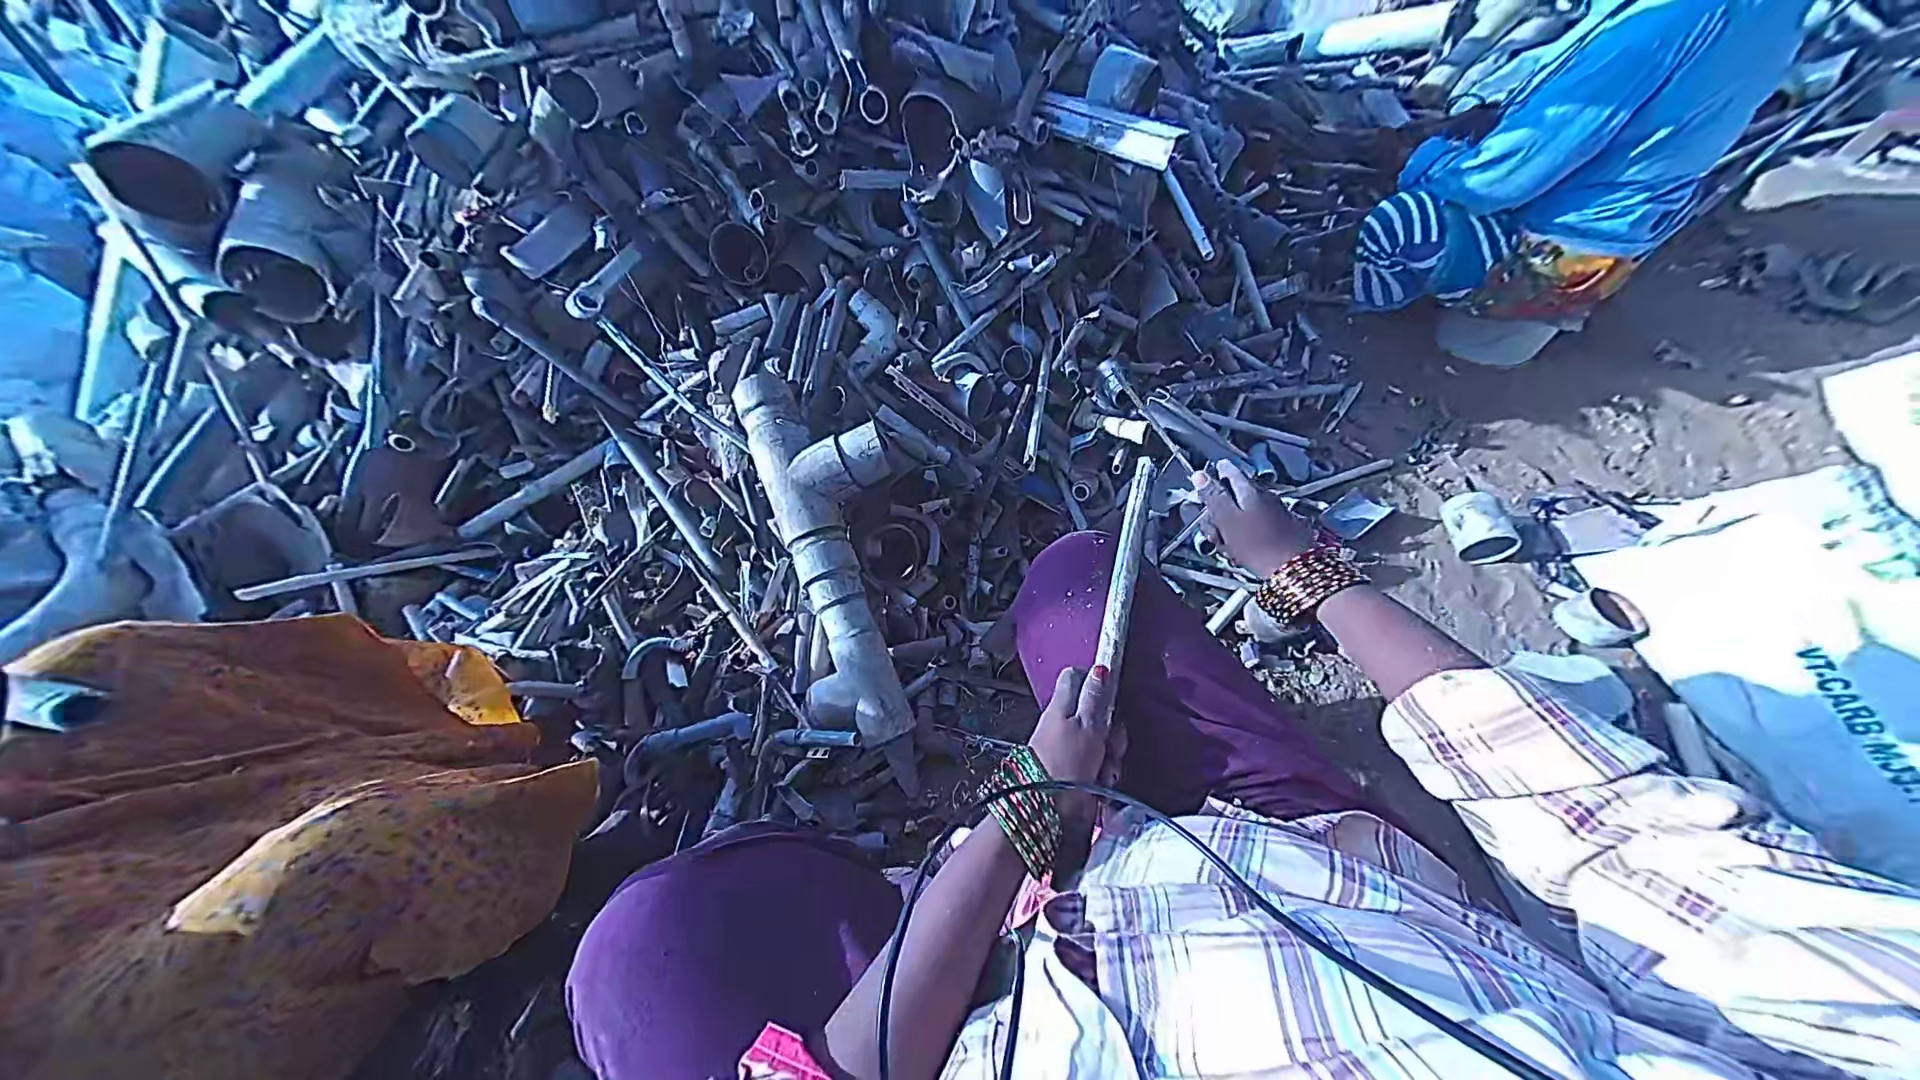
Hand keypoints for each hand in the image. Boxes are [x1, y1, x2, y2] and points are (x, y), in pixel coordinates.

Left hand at [1028, 665, 1115, 784]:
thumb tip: (1099, 667)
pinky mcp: (1077, 773)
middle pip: (1097, 714)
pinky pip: (1099, 766)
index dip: (1095, 683)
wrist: (1050, 810)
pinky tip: (1102, 786)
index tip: (1109, 699)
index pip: (1076, 679)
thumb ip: (1094, 698)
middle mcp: (1064, 724)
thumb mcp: (1087, 725)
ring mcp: (1070, 749)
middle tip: (1109, 744)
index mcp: (1061, 706)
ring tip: (1104, 772)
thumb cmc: (1067, 761)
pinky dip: (1104, 775)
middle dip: (1112, 731)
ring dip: (1110, 757)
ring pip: (1103, 742)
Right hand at [1195, 460, 1316, 576]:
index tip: (1203, 489)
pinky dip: (1244, 538)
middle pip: (1234, 497)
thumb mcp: (1228, 519)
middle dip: (1219, 513)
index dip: (1213, 478)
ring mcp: (1275, 513)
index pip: (1228, 472)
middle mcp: (1265, 497)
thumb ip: (1213, 496)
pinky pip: (1255, 528)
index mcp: (1250, 491)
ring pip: (1243, 515)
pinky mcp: (1282, 530)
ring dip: (1230, 529)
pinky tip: (1242, 552)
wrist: (1295, 570)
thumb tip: (1200, 475)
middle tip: (1214, 531)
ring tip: (1228, 546)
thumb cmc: (1261, 546)